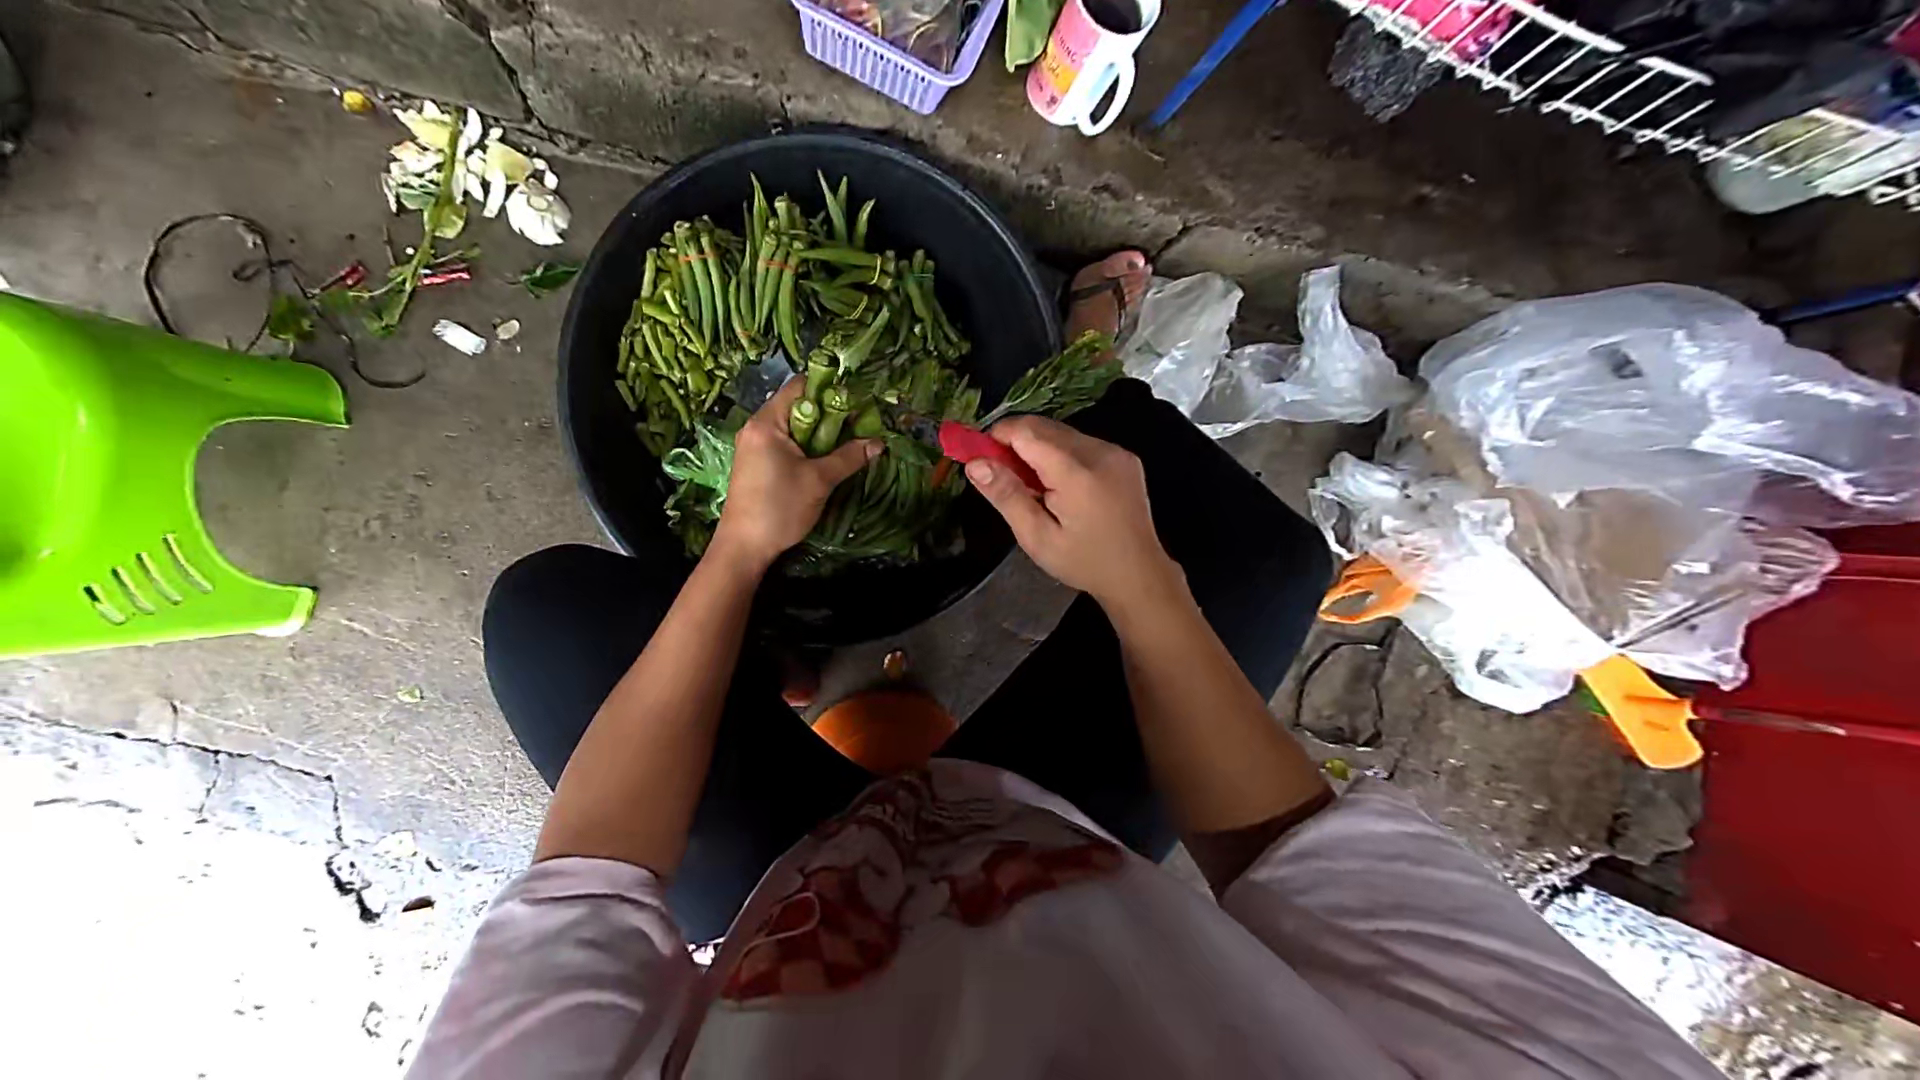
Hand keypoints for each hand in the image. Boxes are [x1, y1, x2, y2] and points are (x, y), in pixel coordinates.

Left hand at [712, 378, 877, 570]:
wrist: (744, 547)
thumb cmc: (779, 508)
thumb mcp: (819, 481)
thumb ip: (849, 457)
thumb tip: (878, 443)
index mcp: (767, 422)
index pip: (800, 386)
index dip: (829, 389)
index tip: (855, 403)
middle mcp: (757, 427)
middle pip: (798, 406)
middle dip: (829, 414)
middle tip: (858, 426)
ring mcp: (755, 446)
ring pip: (794, 427)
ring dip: (820, 433)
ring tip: (847, 444)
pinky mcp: (757, 463)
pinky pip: (786, 444)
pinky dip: (807, 447)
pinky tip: (826, 460)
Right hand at [965, 415, 1183, 611]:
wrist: (1138, 573)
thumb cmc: (1083, 562)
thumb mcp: (1037, 537)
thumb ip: (1006, 496)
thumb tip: (974, 464)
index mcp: (1077, 472)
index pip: (1027, 431)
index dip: (996, 436)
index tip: (977, 455)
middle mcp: (1099, 452)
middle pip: (1043, 427)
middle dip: (1014, 442)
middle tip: (998, 473)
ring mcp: (1115, 451)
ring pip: (1061, 433)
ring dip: (1036, 448)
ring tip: (1029, 485)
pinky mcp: (1123, 456)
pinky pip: (1080, 442)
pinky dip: (1059, 453)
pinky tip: (1056, 485)